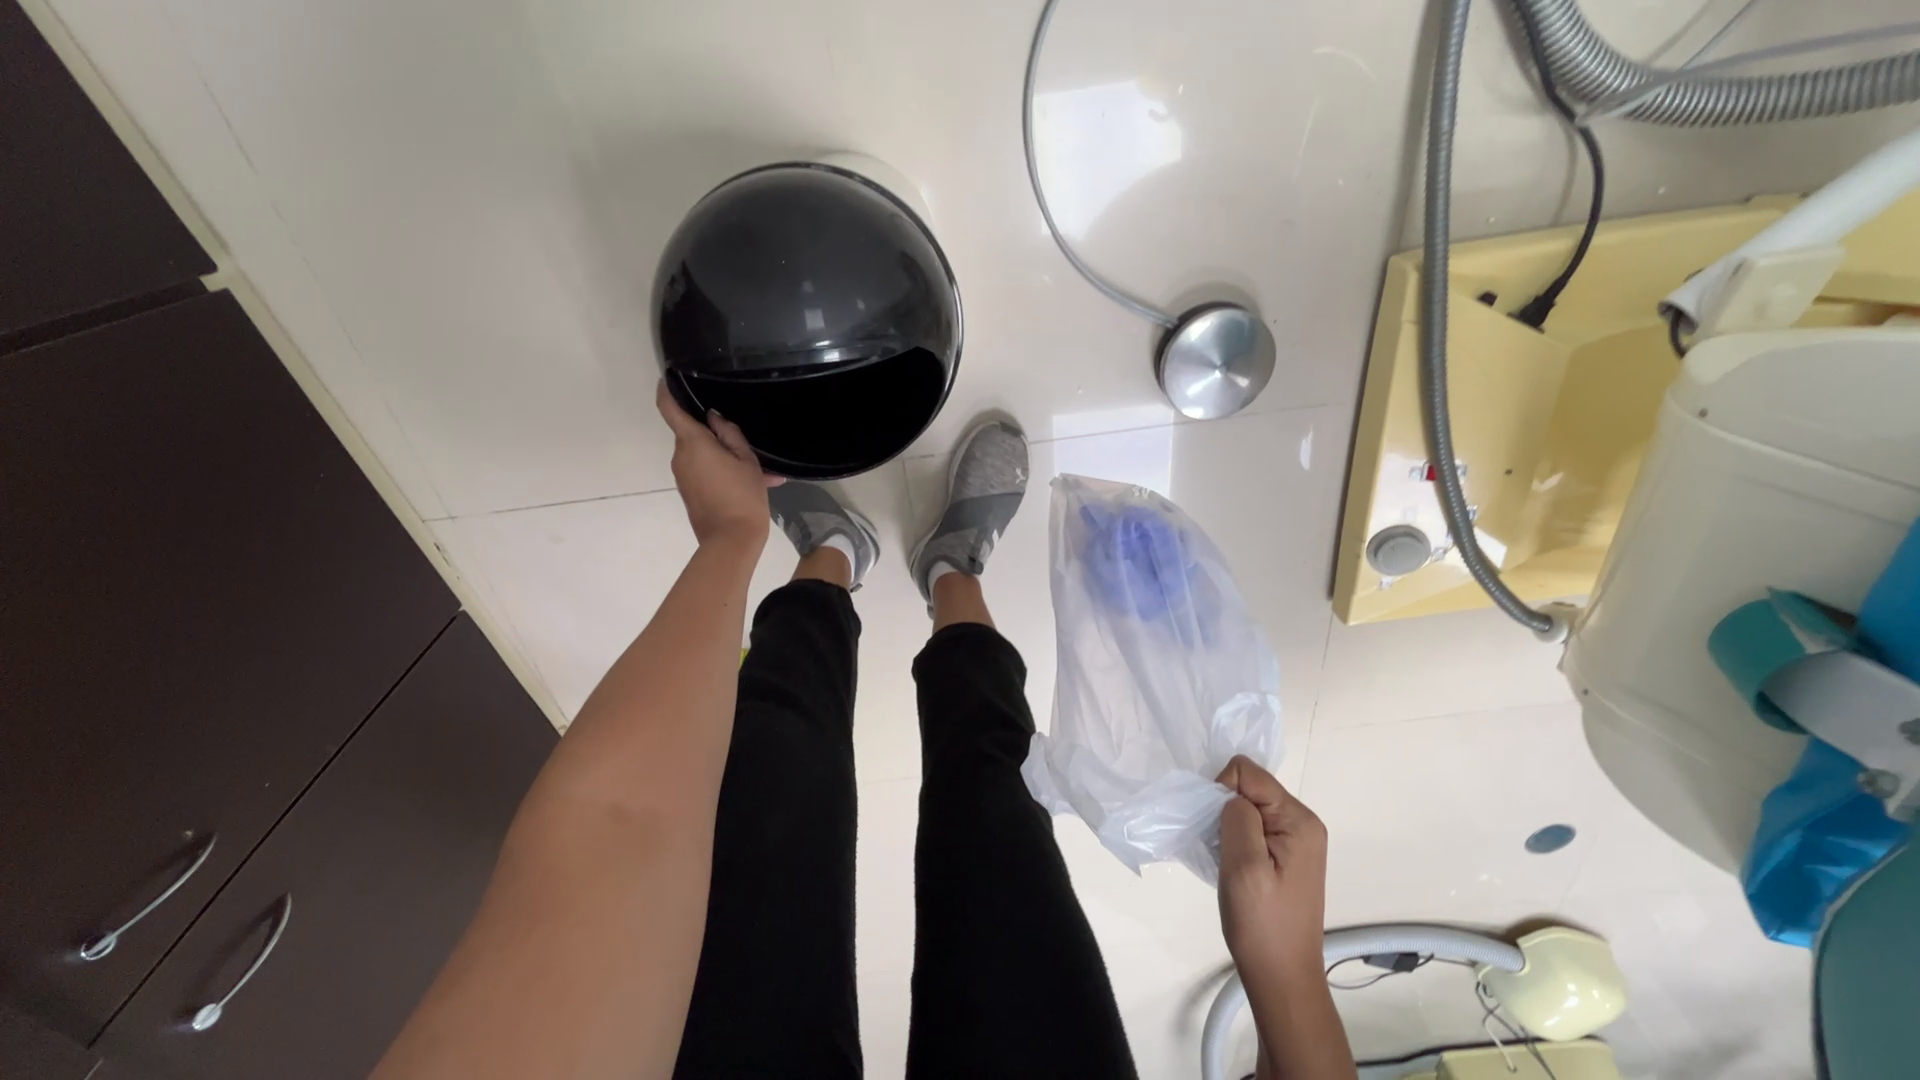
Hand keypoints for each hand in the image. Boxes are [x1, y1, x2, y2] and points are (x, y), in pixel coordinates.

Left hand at [656, 381, 780, 549]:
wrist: (731, 541)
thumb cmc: (742, 496)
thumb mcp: (746, 460)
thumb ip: (729, 434)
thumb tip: (714, 419)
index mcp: (692, 442)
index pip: (670, 409)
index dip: (666, 391)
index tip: (668, 379)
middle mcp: (680, 456)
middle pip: (693, 434)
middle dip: (715, 434)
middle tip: (744, 440)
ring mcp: (683, 476)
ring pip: (703, 455)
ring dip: (725, 456)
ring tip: (759, 469)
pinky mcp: (690, 492)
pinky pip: (705, 472)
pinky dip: (724, 472)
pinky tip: (754, 482)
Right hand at [1216, 756, 1327, 984]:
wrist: (1281, 976)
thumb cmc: (1261, 924)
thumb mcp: (1244, 866)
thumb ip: (1238, 817)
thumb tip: (1231, 794)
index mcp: (1298, 820)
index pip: (1248, 772)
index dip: (1222, 791)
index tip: (1218, 830)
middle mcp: (1303, 822)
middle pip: (1250, 787)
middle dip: (1226, 810)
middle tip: (1223, 851)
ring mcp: (1296, 840)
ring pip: (1248, 807)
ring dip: (1229, 828)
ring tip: (1228, 863)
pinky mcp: (1286, 856)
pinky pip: (1252, 828)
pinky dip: (1236, 841)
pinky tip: (1235, 868)